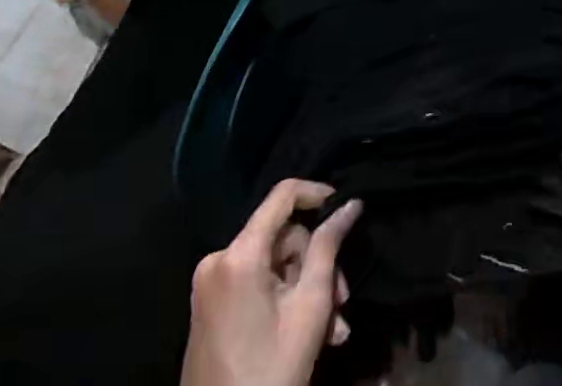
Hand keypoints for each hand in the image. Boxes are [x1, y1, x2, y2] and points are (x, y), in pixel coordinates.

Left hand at [181, 180, 363, 385]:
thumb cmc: (272, 369)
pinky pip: (259, 283)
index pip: (283, 195)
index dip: (318, 193)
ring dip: (309, 289)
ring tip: (333, 328)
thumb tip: (350, 204)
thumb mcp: (311, 304)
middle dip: (318, 266)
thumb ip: (329, 246)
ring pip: (277, 264)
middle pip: (284, 238)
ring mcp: (211, 286)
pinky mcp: (212, 307)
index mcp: (238, 256)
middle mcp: (218, 262)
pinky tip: (313, 332)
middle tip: (342, 299)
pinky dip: (287, 299)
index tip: (346, 208)